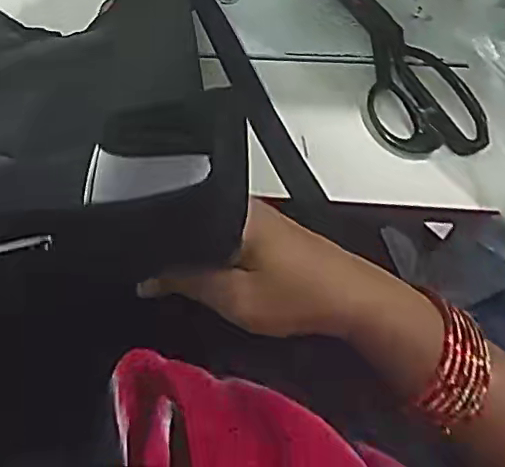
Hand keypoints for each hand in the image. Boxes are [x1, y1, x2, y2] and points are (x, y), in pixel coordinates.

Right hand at [140, 199, 391, 337]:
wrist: (356, 301)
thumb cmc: (303, 296)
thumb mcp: (235, 300)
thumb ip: (187, 283)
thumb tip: (149, 277)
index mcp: (230, 209)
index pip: (174, 217)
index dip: (157, 246)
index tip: (148, 274)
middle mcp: (242, 202)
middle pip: (189, 221)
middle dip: (180, 252)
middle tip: (185, 286)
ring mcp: (254, 212)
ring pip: (207, 229)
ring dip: (202, 256)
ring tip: (213, 285)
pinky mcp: (264, 225)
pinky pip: (225, 234)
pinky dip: (219, 256)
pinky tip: (229, 279)